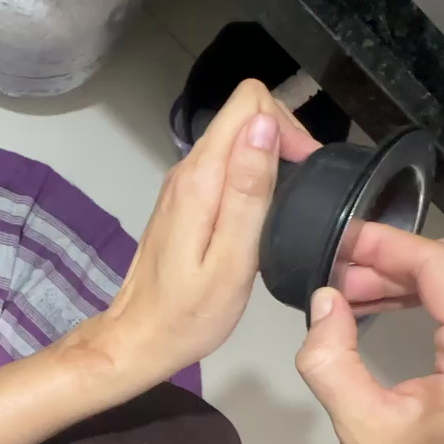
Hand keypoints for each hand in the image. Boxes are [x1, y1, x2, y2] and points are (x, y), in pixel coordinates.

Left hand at [63, 80, 318, 383]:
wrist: (141, 339)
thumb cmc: (189, 315)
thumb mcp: (232, 260)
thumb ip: (249, 192)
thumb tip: (264, 126)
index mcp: (200, 179)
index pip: (248, 103)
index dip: (285, 125)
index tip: (303, 170)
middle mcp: (186, 173)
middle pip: (242, 117)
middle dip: (281, 141)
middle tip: (299, 196)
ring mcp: (181, 188)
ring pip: (235, 144)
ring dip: (267, 164)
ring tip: (283, 212)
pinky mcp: (183, 204)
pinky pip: (224, 171)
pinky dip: (249, 183)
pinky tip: (258, 222)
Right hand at [294, 226, 443, 443]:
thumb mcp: (356, 427)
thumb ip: (330, 357)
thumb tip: (325, 300)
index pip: (443, 267)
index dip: (387, 246)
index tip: (340, 244)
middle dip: (403, 256)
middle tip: (346, 276)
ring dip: (428, 273)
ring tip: (369, 292)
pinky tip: (405, 310)